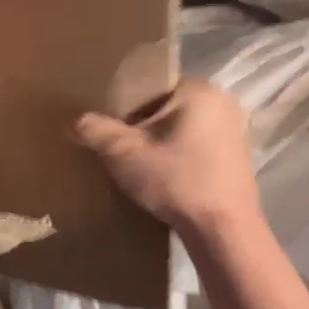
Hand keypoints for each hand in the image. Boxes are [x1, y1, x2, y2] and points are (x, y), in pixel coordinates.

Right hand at [75, 77, 261, 234]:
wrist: (221, 227)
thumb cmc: (174, 179)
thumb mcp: (120, 151)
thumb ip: (92, 128)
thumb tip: (73, 122)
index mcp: (200, 91)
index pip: (148, 81)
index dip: (119, 97)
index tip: (100, 116)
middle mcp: (223, 102)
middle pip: (161, 102)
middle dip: (134, 117)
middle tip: (108, 135)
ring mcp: (234, 128)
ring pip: (176, 122)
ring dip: (151, 134)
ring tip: (127, 153)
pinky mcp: (234, 152)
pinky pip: (191, 138)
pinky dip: (170, 147)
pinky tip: (153, 166)